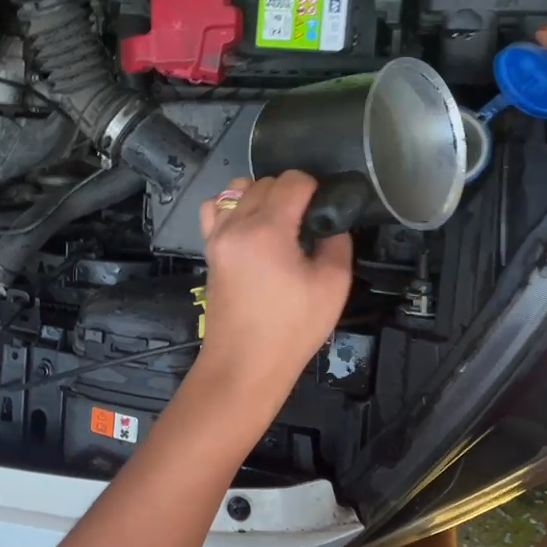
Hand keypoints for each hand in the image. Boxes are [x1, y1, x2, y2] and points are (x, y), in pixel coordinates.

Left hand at [194, 172, 352, 402]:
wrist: (244, 365)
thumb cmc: (292, 328)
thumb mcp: (333, 286)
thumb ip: (337, 243)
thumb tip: (331, 223)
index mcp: (268, 229)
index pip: (292, 181)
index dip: (314, 187)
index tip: (325, 208)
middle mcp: (236, 224)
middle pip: (265, 182)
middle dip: (290, 192)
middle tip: (308, 221)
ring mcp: (217, 235)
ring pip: (237, 188)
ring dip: (260, 194)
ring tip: (279, 222)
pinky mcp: (209, 248)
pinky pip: (213, 208)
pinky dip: (231, 206)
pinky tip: (249, 226)